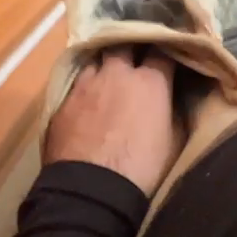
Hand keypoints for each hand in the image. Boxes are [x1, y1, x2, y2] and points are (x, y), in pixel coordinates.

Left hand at [44, 47, 184, 195]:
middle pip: (123, 45)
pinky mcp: (63, 103)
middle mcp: (116, 74)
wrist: (92, 191)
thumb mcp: (174, 139)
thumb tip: (172, 99)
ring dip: (103, 67)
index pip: (162, 51)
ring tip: (106, 79)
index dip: (166, 51)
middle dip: (130, 49)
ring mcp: (85, 86)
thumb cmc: (143, 168)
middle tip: (135, 60)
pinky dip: (84, 91)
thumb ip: (173, 110)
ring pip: (95, 61)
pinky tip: (86, 103)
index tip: (169, 57)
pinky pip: (76, 86)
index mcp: (150, 81)